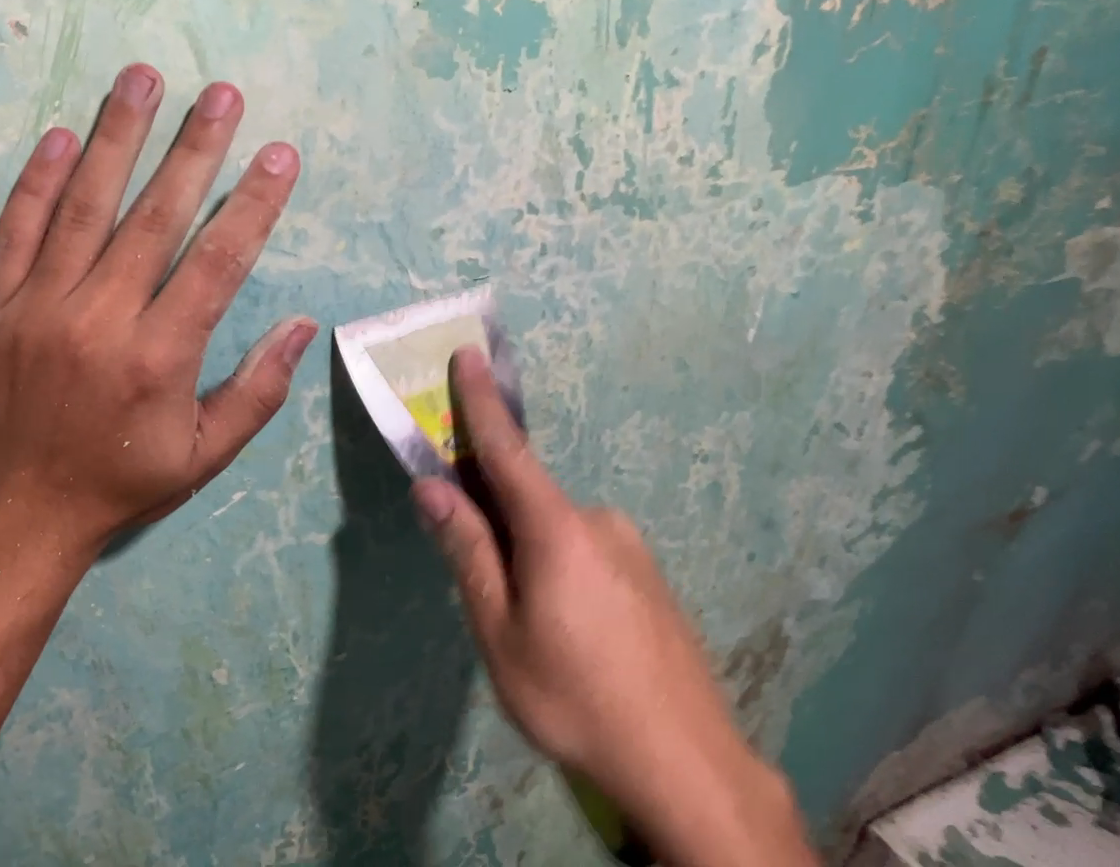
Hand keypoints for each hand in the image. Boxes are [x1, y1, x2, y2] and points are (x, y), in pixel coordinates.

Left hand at [0, 63, 316, 556]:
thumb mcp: (202, 458)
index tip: (279, 154)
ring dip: (117, 138)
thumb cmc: (117, 484)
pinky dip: (37, 182)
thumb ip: (255, 392)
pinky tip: (60, 136)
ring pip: (84, 206)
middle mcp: (101, 319)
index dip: (253, 203)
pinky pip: (15, 232)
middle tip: (222, 93)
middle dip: (194, 148)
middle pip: (155, 216)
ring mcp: (39, 307)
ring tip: (141, 78)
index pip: (218, 261)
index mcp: (159, 357)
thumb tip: (301, 326)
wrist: (15, 515)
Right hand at [415, 347, 816, 866]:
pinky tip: (566, 632)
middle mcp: (599, 524)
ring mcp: (631, 551)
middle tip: (475, 572)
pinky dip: (557, 568)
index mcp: (556, 531)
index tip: (468, 354)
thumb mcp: (500, 631)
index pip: (507, 451)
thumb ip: (468, 553)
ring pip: (555, 533)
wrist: (688, 764)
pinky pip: (585, 554)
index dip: (481, 404)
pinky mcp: (650, 579)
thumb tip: (432, 487)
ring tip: (526, 626)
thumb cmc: (575, 697)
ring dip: (525, 552)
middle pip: (526, 499)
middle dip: (490, 513)